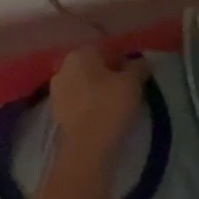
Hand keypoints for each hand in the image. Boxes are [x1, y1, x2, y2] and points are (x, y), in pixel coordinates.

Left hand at [48, 46, 147, 163]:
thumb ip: (138, 67)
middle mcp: (63, 68)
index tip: (134, 76)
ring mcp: (55, 91)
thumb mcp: (132, 83)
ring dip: (96, 92)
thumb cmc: (110, 106)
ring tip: (115, 107)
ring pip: (82, 85)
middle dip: (107, 76)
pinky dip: (87, 107)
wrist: (86, 147)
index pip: (103, 50)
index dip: (121, 61)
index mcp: (79, 54)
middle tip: (126, 91)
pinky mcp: (55, 113)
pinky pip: (76, 103)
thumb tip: (142, 61)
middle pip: (91, 67)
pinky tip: (100, 119)